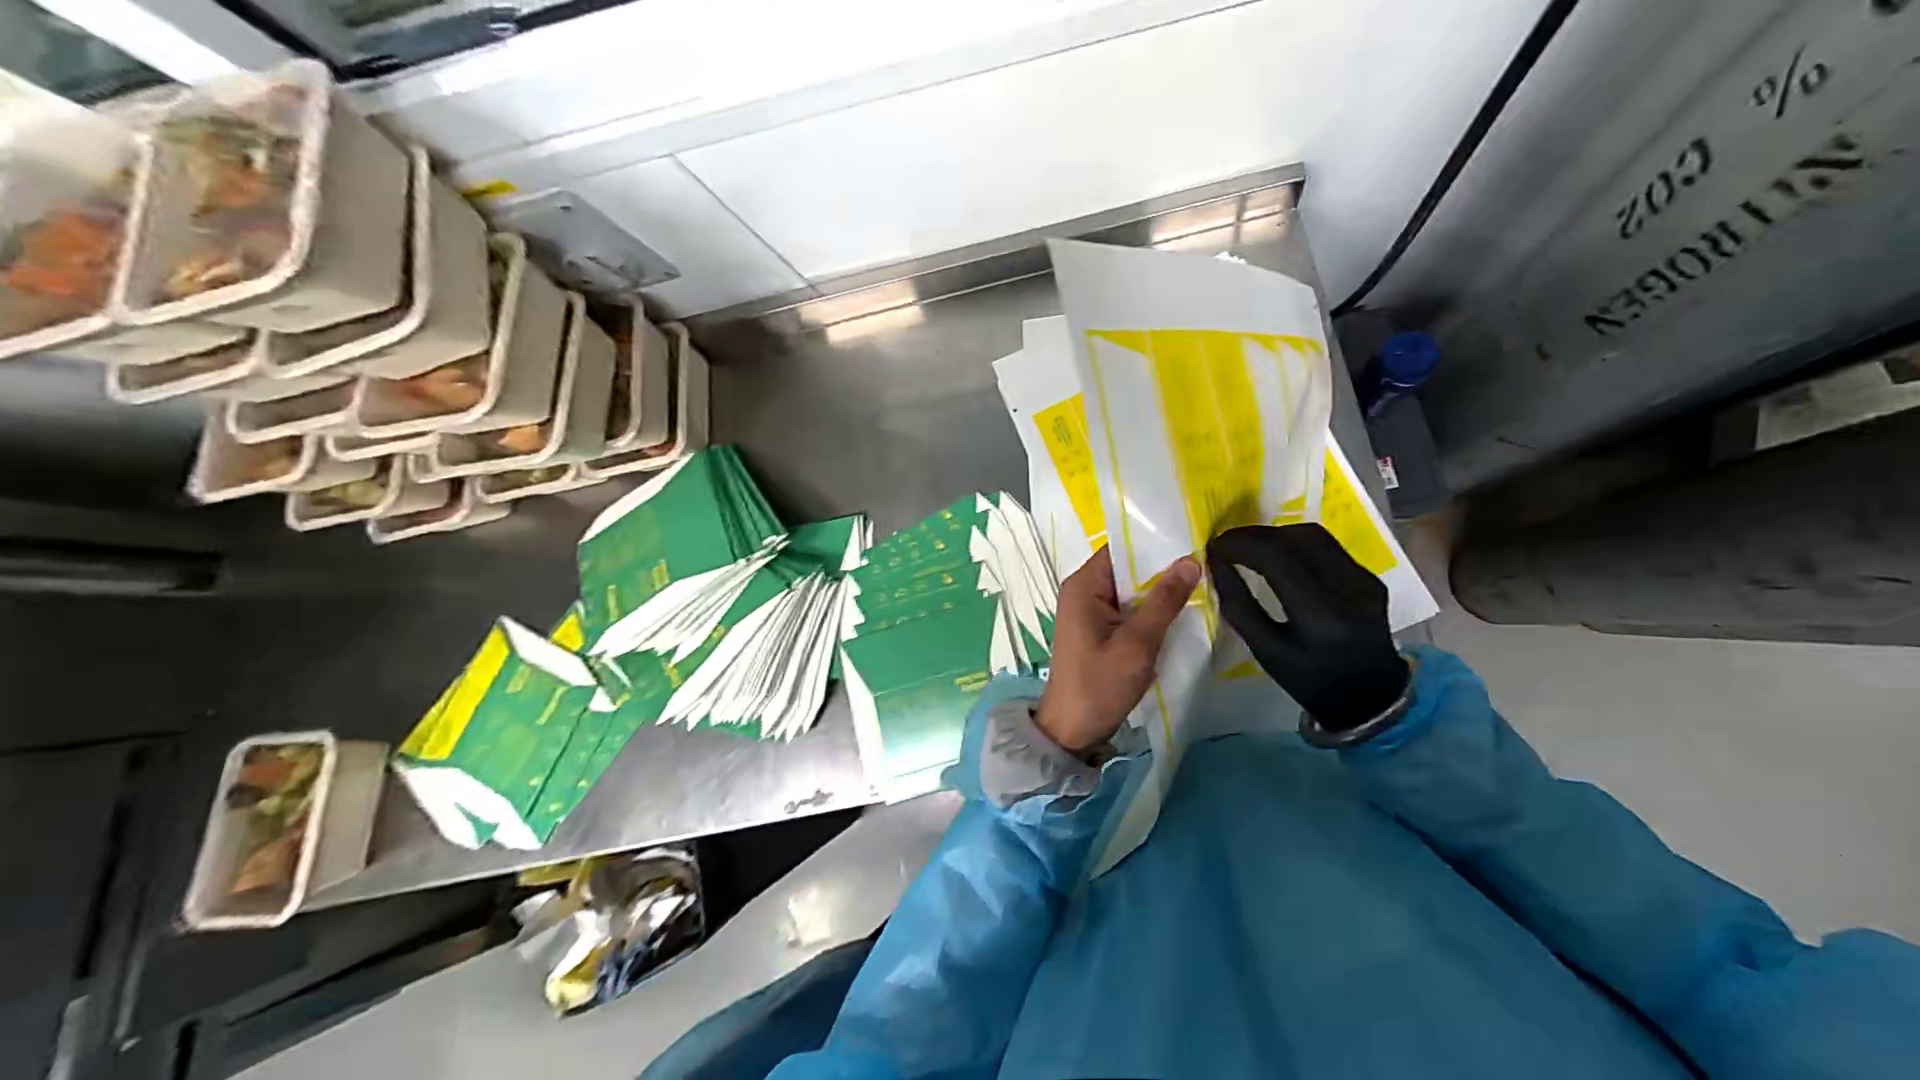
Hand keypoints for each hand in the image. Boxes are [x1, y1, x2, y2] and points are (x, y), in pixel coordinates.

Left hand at [1036, 546, 1200, 752]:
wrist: (1072, 729)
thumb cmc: (1100, 685)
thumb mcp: (1137, 644)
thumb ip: (1163, 601)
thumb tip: (1190, 561)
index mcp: (1084, 585)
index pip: (1121, 548)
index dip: (1154, 544)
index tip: (1193, 541)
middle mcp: (1084, 591)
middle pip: (1127, 568)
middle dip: (1162, 569)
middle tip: (1207, 564)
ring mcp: (1090, 611)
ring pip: (1131, 590)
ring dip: (1159, 592)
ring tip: (1202, 585)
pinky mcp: (1099, 630)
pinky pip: (1128, 609)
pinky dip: (1150, 611)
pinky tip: (1179, 612)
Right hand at [1206, 523, 1407, 731]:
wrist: (1369, 696)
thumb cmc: (1308, 680)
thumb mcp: (1265, 650)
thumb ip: (1238, 604)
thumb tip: (1216, 563)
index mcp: (1320, 616)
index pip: (1277, 558)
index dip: (1241, 544)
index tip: (1215, 546)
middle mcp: (1348, 590)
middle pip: (1297, 538)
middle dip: (1256, 535)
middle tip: (1228, 543)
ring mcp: (1365, 580)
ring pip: (1314, 536)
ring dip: (1276, 535)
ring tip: (1249, 546)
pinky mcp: (1371, 577)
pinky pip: (1328, 547)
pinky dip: (1296, 544)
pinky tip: (1278, 555)